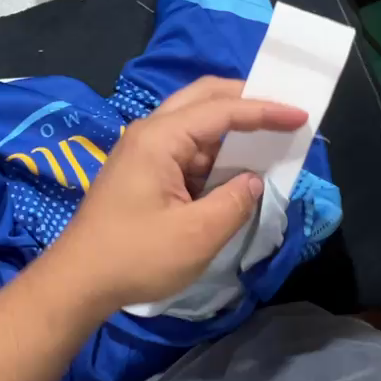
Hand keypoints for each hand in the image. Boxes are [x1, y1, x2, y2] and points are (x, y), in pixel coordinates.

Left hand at [45, 77, 307, 313]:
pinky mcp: (142, 173)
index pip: (222, 110)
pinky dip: (214, 154)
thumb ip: (234, 202)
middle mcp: (149, 133)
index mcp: (159, 138)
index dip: (265, 110)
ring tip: (270, 138)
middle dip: (246, 101)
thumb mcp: (197, 234)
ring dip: (231, 130)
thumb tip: (253, 182)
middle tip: (284, 111)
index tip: (302, 116)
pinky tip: (237, 169)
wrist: (78, 281)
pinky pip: (185, 150)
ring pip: (194, 124)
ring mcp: (142, 152)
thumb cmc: (136, 256)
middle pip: (203, 99)